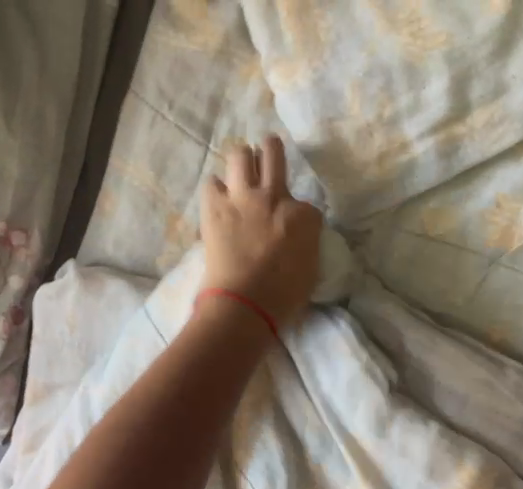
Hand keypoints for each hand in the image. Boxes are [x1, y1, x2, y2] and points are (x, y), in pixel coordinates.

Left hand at [200, 135, 323, 328]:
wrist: (245, 304)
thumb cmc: (284, 298)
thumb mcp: (311, 272)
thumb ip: (307, 247)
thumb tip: (300, 240)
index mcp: (304, 217)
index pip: (308, 205)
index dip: (301, 216)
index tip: (295, 227)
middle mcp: (274, 197)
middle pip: (273, 152)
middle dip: (272, 150)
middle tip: (269, 154)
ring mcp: (242, 198)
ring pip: (240, 154)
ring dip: (242, 161)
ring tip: (242, 174)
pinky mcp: (214, 206)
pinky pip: (212, 182)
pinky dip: (216, 190)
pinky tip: (219, 201)